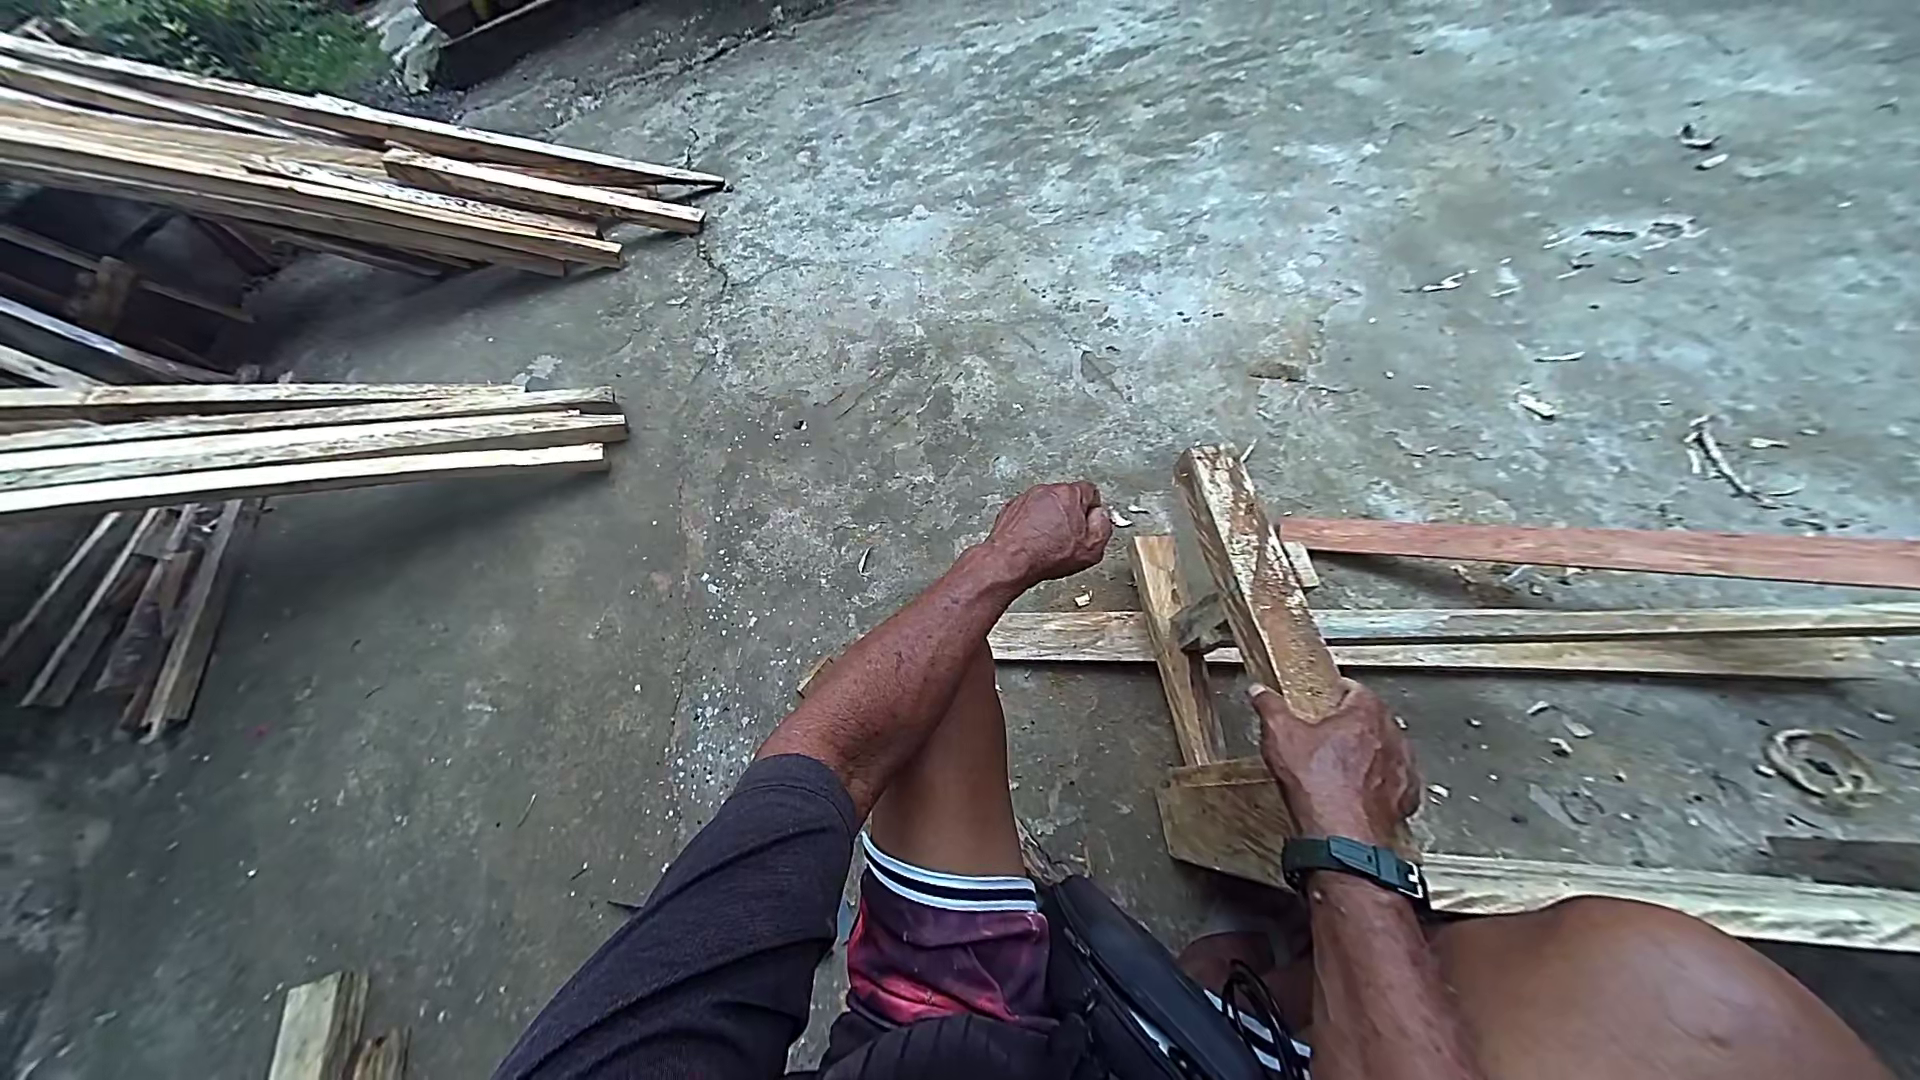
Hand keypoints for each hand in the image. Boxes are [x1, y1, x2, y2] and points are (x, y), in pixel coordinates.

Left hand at [982, 481, 1112, 588]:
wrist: (1010, 561)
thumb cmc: (1046, 555)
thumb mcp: (1092, 547)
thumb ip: (1103, 525)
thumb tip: (1100, 516)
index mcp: (1069, 494)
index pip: (1090, 492)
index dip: (1092, 511)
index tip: (1088, 525)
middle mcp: (1047, 491)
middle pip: (1067, 497)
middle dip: (1070, 515)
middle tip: (1068, 537)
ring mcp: (1027, 498)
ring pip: (1047, 505)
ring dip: (1049, 519)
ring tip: (1048, 541)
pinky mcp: (1012, 508)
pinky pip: (1029, 513)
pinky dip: (1032, 524)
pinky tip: (1033, 541)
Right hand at [1252, 679, 1417, 847]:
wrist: (1341, 836)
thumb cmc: (1317, 786)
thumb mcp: (1279, 736)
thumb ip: (1270, 707)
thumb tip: (1260, 692)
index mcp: (1363, 718)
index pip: (1360, 691)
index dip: (1343, 690)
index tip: (1331, 693)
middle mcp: (1390, 741)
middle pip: (1377, 718)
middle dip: (1356, 718)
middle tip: (1333, 723)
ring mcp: (1401, 771)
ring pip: (1389, 748)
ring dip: (1371, 748)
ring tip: (1345, 756)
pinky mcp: (1404, 799)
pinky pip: (1395, 779)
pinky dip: (1380, 778)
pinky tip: (1361, 784)